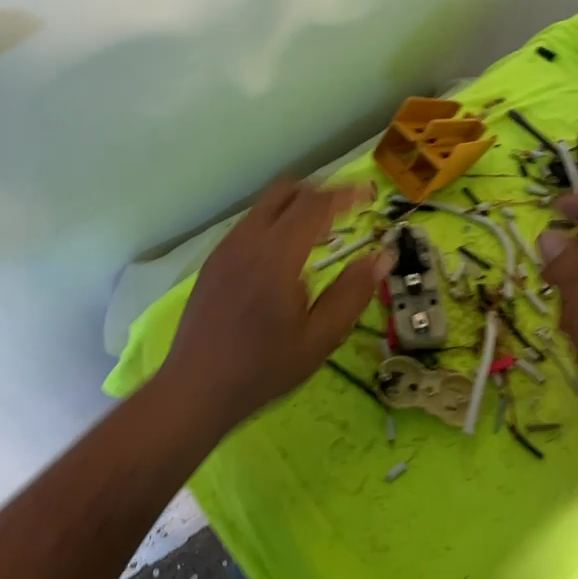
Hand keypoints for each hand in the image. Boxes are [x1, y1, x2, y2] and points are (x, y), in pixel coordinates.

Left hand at [155, 180, 390, 424]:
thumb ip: (351, 293)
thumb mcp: (319, 338)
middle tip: (344, 214)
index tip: (367, 195)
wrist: (196, 386)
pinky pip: (247, 226)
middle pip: (285, 192)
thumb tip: (381, 257)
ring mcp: (225, 249)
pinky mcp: (213, 262)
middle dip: (318, 193)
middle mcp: (247, 240)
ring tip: (317, 238)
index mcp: (277, 254)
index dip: (344, 193)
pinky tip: (282, 260)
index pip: (314, 204)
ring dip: (293, 209)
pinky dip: (272, 225)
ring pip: (263, 207)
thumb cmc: (263, 367)